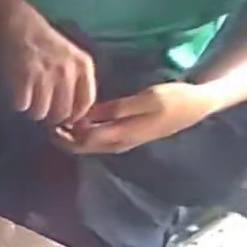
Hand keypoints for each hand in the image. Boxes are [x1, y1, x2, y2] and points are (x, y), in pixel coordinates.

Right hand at [0, 8, 97, 124]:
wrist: (21, 31)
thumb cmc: (46, 48)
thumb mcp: (70, 61)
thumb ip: (75, 82)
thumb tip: (71, 113)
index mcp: (83, 67)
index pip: (85, 102)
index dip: (73, 116)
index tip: (63, 120)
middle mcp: (67, 71)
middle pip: (62, 112)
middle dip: (51, 118)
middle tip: (43, 112)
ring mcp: (45, 75)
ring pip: (41, 112)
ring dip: (34, 112)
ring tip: (30, 103)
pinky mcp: (24, 78)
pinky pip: (22, 105)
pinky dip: (19, 105)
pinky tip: (19, 95)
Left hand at [56, 81, 218, 154]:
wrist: (198, 106)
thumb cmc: (175, 99)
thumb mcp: (147, 98)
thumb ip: (115, 109)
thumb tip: (85, 116)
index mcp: (120, 136)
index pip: (81, 141)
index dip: (63, 132)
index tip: (52, 117)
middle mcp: (114, 145)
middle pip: (77, 147)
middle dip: (60, 137)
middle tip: (48, 120)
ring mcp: (116, 144)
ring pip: (83, 146)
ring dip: (68, 136)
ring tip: (57, 119)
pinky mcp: (119, 139)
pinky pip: (92, 141)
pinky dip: (79, 134)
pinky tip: (74, 121)